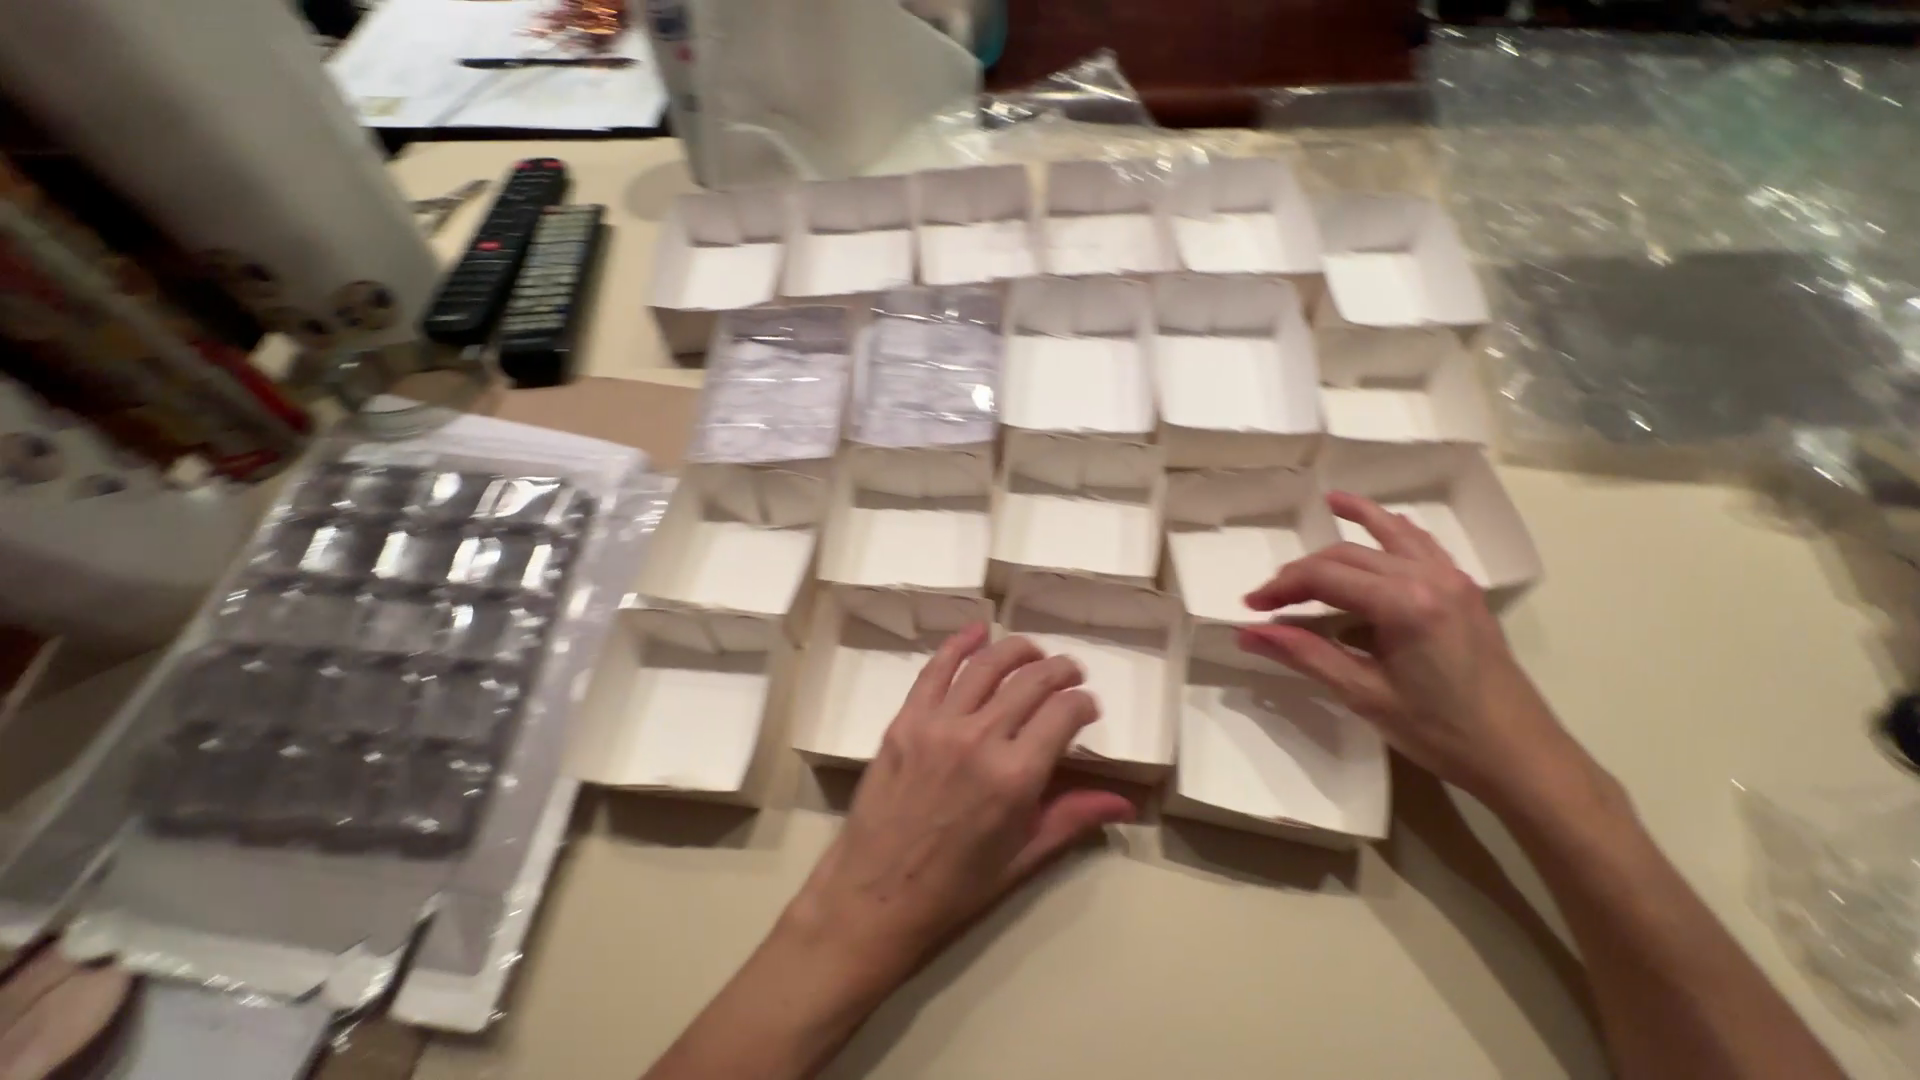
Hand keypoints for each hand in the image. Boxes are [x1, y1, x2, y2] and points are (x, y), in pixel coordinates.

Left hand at [781, 625, 1134, 977]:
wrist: (875, 895)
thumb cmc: (955, 887)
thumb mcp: (1022, 857)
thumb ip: (1072, 817)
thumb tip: (1125, 801)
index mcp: (1016, 777)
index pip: (1064, 713)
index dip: (1083, 704)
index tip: (1088, 707)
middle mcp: (980, 739)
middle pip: (1031, 682)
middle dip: (1060, 671)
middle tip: (1071, 673)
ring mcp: (938, 725)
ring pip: (987, 665)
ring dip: (1018, 650)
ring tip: (1035, 651)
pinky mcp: (905, 721)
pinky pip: (935, 670)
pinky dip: (959, 645)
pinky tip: (977, 631)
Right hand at [1238, 493, 1582, 808]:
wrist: (1519, 754)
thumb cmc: (1439, 731)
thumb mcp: (1364, 694)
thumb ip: (1305, 655)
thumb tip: (1248, 634)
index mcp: (1403, 603)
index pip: (1325, 577)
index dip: (1281, 588)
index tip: (1250, 607)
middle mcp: (1429, 578)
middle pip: (1349, 555)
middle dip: (1304, 570)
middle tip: (1270, 597)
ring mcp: (1452, 581)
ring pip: (1392, 537)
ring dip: (1360, 519)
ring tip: (1331, 502)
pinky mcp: (1464, 592)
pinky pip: (1424, 547)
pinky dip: (1398, 532)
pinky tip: (1386, 527)